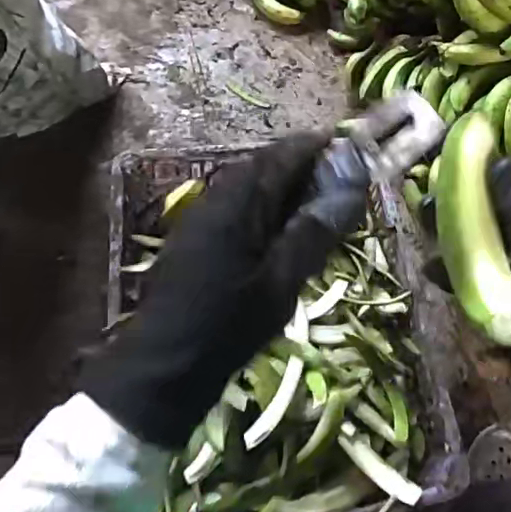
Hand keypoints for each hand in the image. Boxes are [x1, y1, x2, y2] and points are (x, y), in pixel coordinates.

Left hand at [80, 132, 367, 446]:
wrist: (162, 366)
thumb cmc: (227, 326)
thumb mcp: (281, 283)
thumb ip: (312, 233)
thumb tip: (348, 191)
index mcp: (238, 205)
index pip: (282, 157)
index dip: (316, 146)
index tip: (348, 146)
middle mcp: (217, 199)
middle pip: (264, 164)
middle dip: (302, 163)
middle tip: (339, 175)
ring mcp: (202, 216)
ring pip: (250, 183)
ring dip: (284, 182)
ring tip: (317, 198)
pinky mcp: (196, 235)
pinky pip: (237, 202)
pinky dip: (266, 202)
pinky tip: (282, 226)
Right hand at [431, 160, 510, 421]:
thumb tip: (500, 160)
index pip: (493, 177)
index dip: (471, 165)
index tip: (448, 160)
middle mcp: (500, 229)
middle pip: (467, 201)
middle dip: (447, 197)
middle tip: (431, 200)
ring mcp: (484, 253)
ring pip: (453, 228)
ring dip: (438, 226)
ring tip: (426, 225)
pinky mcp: (471, 277)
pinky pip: (448, 263)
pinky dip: (440, 266)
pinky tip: (435, 271)